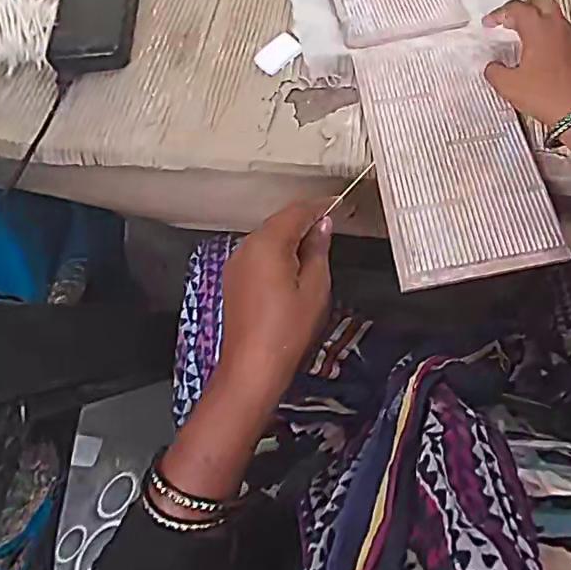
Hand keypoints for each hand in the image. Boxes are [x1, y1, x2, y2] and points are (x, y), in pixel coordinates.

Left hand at [215, 200, 333, 398]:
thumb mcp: (315, 287)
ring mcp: (236, 262)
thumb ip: (318, 250)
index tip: (337, 203)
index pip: (296, 212)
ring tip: (315, 242)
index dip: (318, 206)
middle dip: (303, 218)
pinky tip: (292, 261)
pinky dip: (276, 249)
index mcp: (268, 244)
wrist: (252, 366)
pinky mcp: (234, 278)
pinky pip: (257, 252)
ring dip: (289, 234)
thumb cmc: (288, 329)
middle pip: (278, 221)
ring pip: (266, 236)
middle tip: (329, 221)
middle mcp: (247, 246)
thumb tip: (322, 225)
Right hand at [482, 0, 570, 126]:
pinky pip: (564, 35)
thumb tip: (493, 68)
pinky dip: (551, 37)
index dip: (499, 13)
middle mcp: (559, 29)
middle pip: (541, 0)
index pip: (517, 8)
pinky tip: (542, 55)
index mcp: (539, 30)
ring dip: (539, 22)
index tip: (491, 21)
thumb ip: (494, 71)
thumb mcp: (509, 86)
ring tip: (524, 38)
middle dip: (523, 7)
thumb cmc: (552, 97)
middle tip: (510, 20)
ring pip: (555, 16)